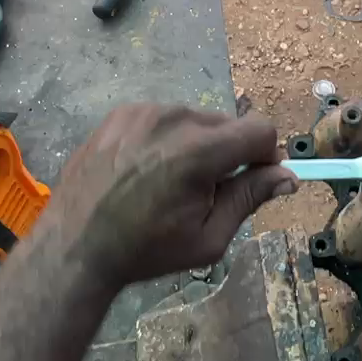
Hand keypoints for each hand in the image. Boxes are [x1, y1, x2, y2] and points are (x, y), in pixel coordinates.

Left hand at [34, 105, 297, 291]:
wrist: (74, 245)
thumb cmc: (146, 249)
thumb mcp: (208, 238)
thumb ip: (250, 198)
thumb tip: (288, 177)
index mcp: (199, 151)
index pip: (260, 129)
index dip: (266, 155)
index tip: (254, 178)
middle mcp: (175, 119)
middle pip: (228, 124)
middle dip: (229, 153)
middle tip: (204, 190)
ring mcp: (145, 111)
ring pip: (196, 120)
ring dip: (197, 144)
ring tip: (170, 181)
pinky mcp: (123, 112)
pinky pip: (164, 117)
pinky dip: (167, 138)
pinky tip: (146, 169)